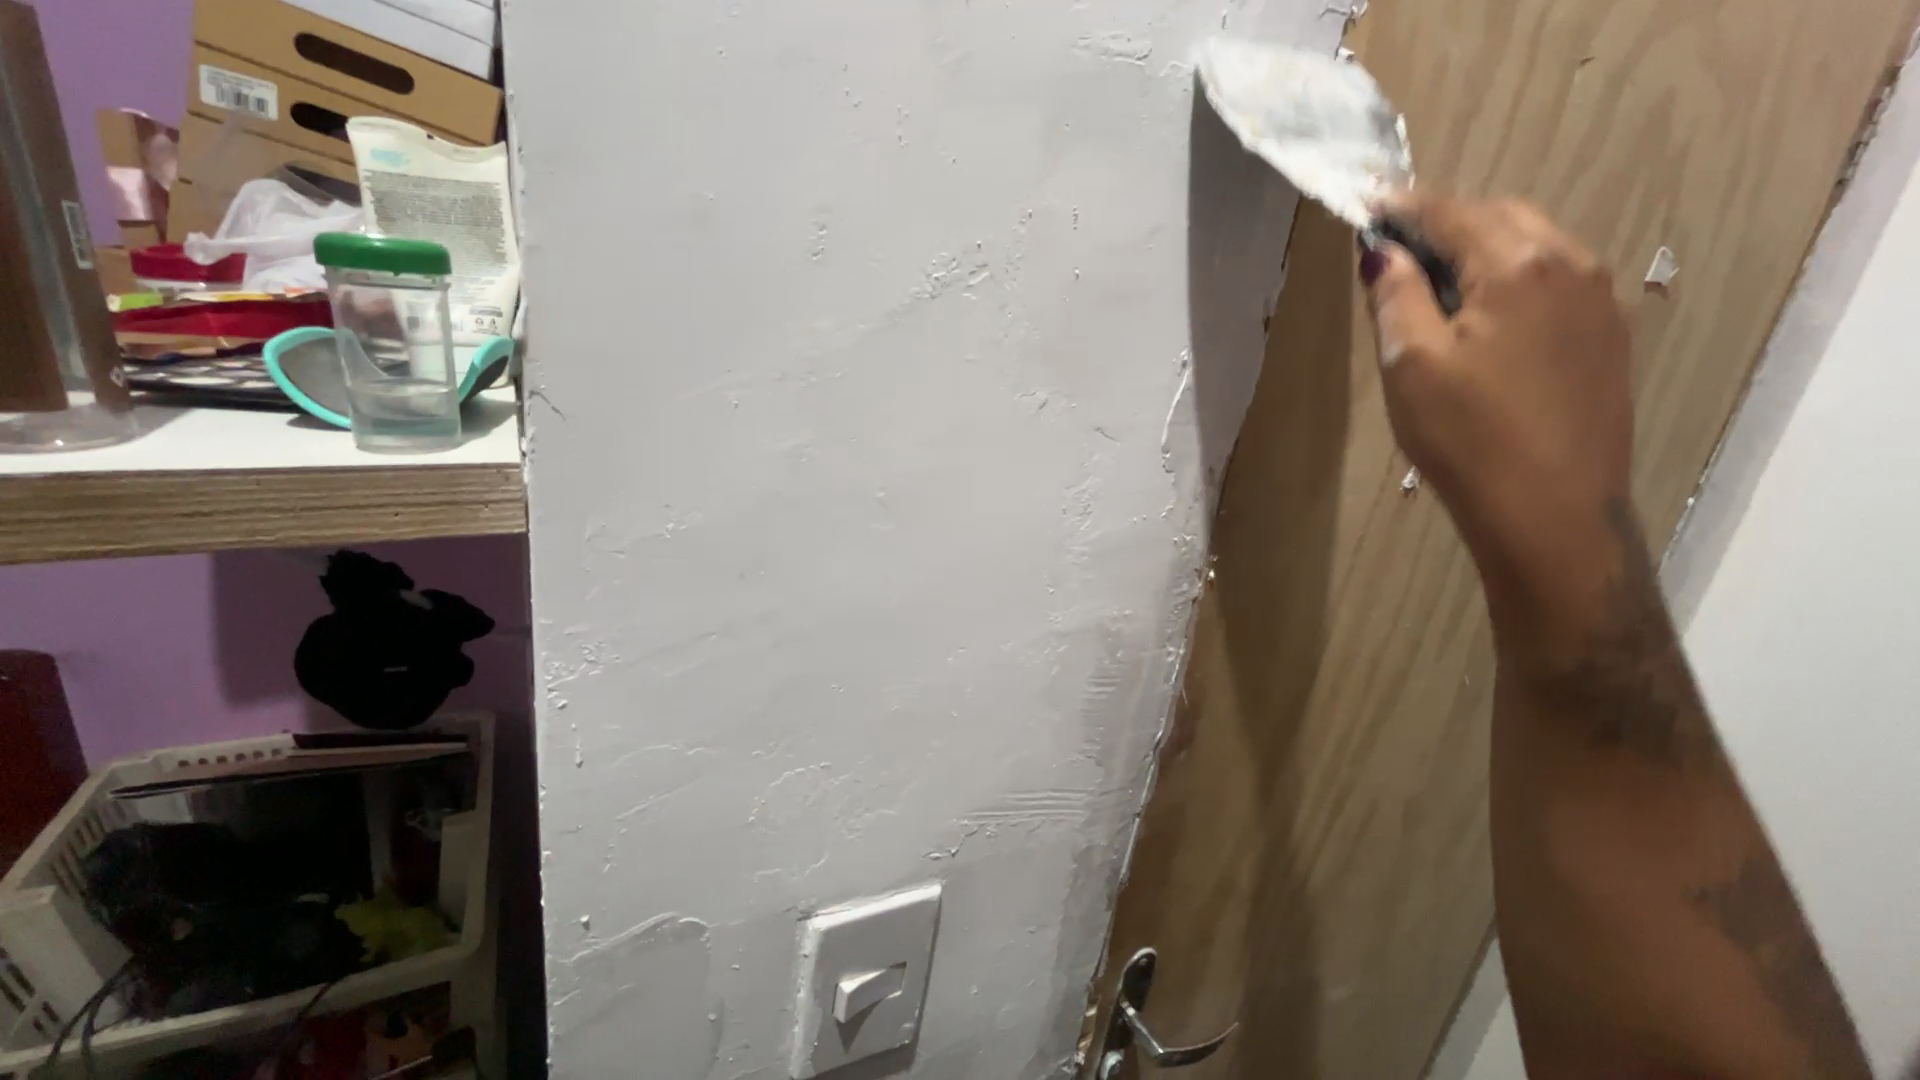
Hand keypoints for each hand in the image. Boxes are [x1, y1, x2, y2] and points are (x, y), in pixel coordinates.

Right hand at [1362, 195, 1635, 632]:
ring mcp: (1599, 302)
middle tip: (1395, 248)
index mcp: (1520, 263)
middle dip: (1445, 221)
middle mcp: (1572, 264)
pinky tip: (1484, 318)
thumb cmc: (1468, 436)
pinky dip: (1512, 279)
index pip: (1451, 211)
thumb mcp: (1411, 363)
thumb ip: (1396, 295)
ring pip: (1534, 246)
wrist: (1552, 512)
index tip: (1366, 199)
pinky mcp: (1607, 338)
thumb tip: (1382, 252)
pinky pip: (1554, 282)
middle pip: (1500, 216)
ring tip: (1435, 282)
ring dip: (1482, 249)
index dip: (1403, 204)